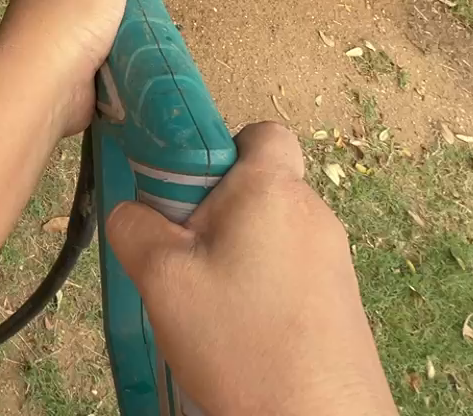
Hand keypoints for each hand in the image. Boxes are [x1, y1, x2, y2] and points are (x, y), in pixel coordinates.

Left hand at [0, 0, 169, 137]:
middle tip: (153, 6)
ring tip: (156, 36)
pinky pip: (111, 61)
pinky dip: (128, 62)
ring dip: (132, 35)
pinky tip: (146, 61)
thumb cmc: (65, 20)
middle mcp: (51, 1)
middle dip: (128, 0)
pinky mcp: (76, 70)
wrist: (41, 87)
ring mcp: (63, 37)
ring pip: (110, 29)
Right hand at [105, 123, 396, 415]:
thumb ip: (132, 223)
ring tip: (201, 297)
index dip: (220, 145)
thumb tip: (137, 216)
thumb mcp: (158, 274)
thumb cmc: (240, 340)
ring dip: (229, 248)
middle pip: (255, 183)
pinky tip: (232, 327)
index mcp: (274, 191)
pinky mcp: (340, 308)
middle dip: (212, 205)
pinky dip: (254, 282)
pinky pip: (284, 268)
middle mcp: (314, 217)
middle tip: (179, 249)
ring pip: (266, 229)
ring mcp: (334, 265)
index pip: (262, 132)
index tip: (184, 185)